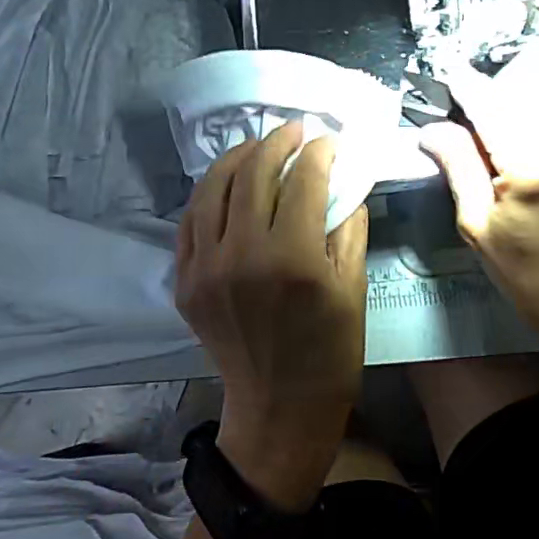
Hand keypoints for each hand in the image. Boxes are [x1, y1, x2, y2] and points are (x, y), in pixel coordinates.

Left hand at [177, 122, 368, 511]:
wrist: (279, 407)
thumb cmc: (330, 352)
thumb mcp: (353, 289)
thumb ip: (348, 228)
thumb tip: (344, 182)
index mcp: (295, 259)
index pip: (305, 181)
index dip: (319, 152)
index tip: (329, 141)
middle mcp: (244, 255)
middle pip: (255, 173)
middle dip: (279, 142)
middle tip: (296, 131)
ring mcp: (206, 267)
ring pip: (214, 188)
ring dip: (239, 157)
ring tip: (259, 147)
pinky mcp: (185, 281)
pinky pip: (191, 221)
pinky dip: (210, 193)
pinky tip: (227, 183)